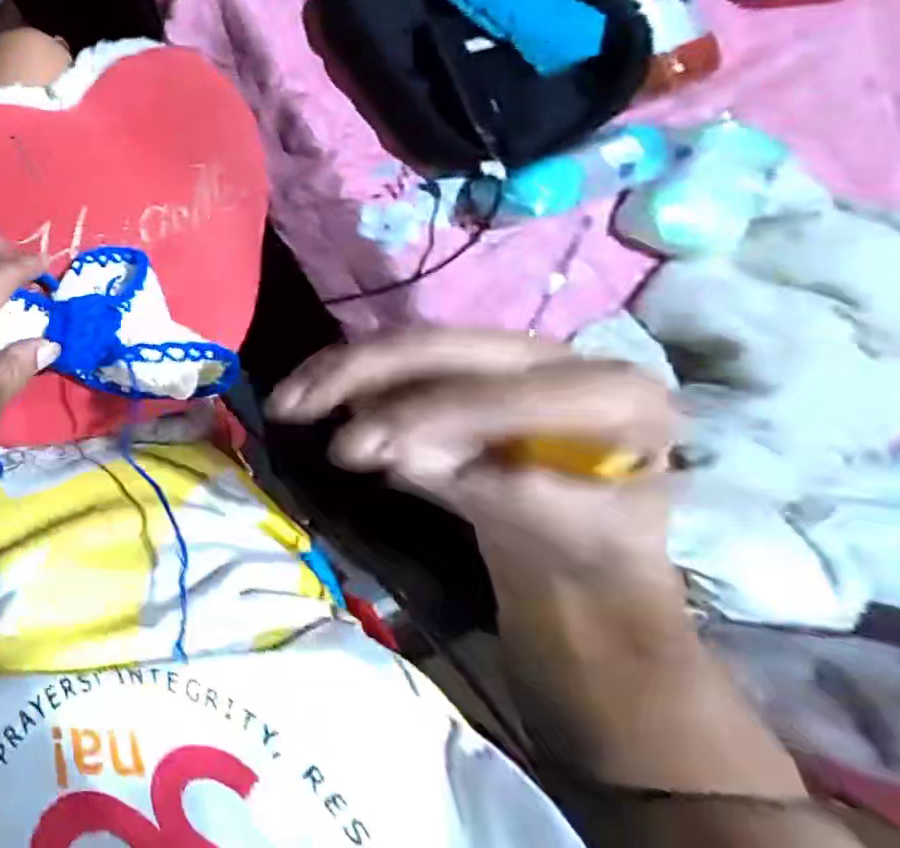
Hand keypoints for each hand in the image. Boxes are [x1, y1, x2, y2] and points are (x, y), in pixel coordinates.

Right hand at [266, 329, 678, 581]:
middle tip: (295, 407)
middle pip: (438, 349)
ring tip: (285, 403)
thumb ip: (498, 494)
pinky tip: (303, 395)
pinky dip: (339, 376)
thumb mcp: (566, 535)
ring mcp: (497, 357)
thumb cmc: (588, 550)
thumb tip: (404, 460)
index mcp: (614, 394)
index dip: (421, 417)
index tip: (349, 450)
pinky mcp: (455, 369)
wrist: (579, 550)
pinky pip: (387, 362)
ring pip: (401, 348)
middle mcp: (552, 357)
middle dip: (359, 375)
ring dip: (335, 372)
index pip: (501, 394)